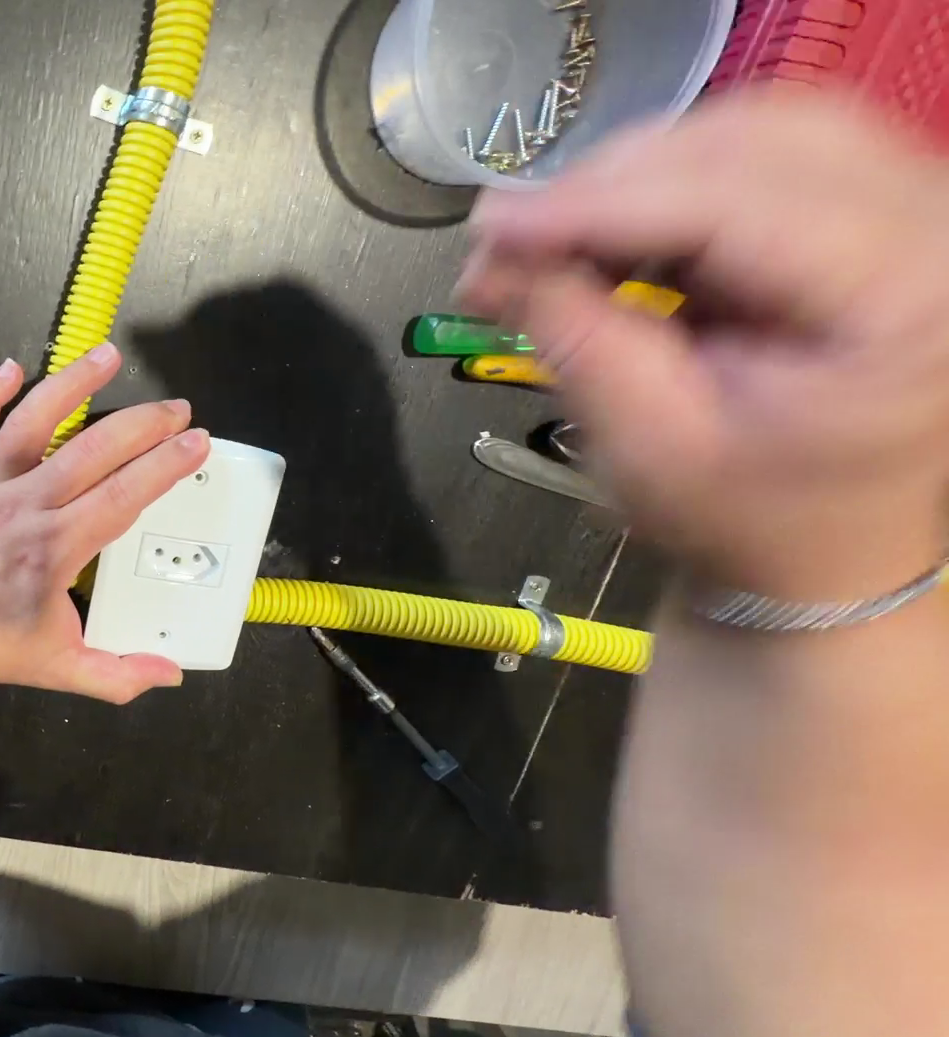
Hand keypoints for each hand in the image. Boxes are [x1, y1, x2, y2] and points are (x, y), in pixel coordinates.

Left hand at [0, 343, 209, 703]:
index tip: (196, 444)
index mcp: (53, 550)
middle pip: (91, 451)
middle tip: (178, 410)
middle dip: (141, 425)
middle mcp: (22, 507)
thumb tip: (173, 672)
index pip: (122, 497)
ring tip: (107, 356)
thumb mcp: (61, 670)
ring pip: (31, 423)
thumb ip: (119, 675)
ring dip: (71, 385)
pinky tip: (12, 368)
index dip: (164, 466)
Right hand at [457, 91, 948, 600]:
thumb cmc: (740, 515)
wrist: (818, 546)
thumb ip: (575, 340)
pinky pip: (750, 164)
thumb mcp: (643, 443)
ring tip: (538, 242)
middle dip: (609, 180)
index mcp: (906, 299)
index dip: (599, 206)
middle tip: (502, 237)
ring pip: (752, 134)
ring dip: (626, 179)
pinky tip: (592, 241)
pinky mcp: (857, 220)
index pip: (738, 207)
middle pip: (757, 139)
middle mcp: (935, 228)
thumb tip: (490, 263)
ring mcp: (907, 213)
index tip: (489, 226)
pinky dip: (653, 193)